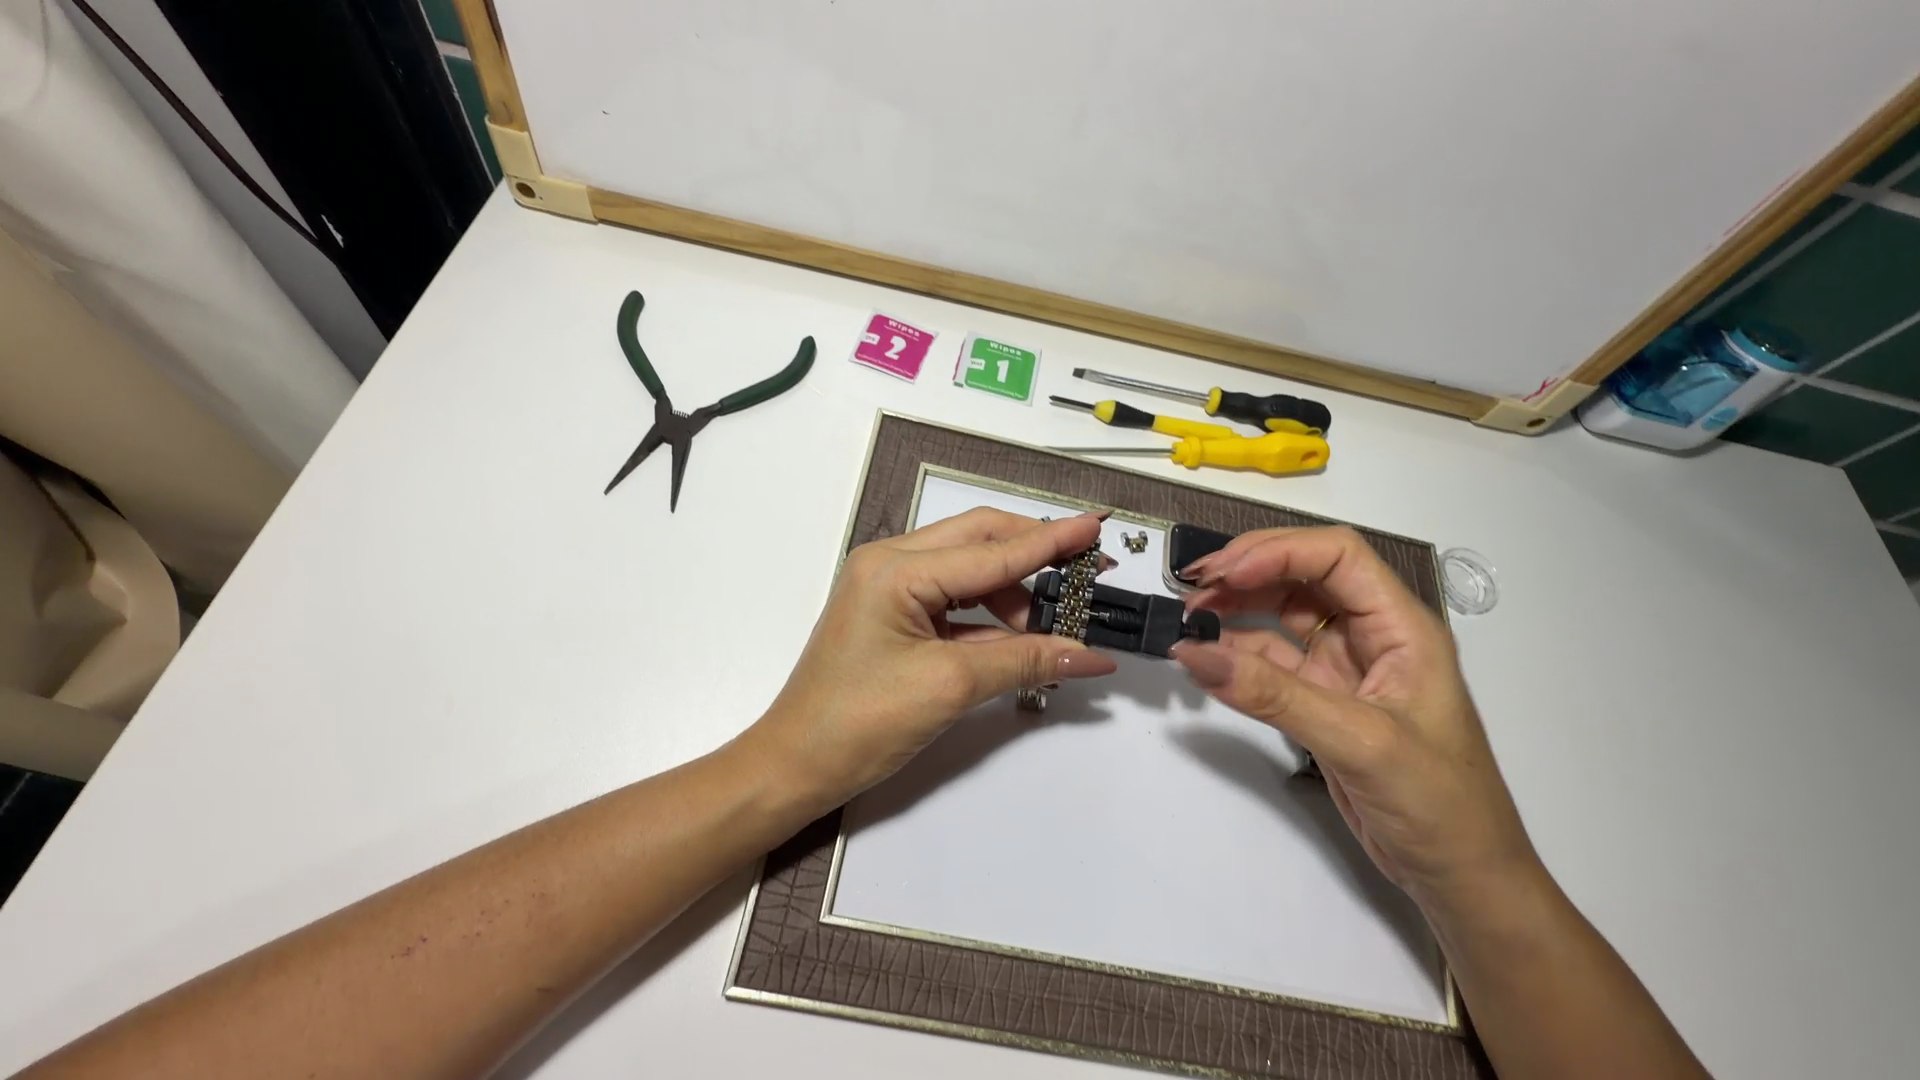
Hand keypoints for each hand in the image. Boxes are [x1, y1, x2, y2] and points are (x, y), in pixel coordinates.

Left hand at [738, 508, 1118, 811]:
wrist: (798, 765)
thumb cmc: (859, 723)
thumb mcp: (951, 686)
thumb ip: (1025, 660)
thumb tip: (1088, 655)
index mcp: (895, 569)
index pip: (991, 549)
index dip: (1050, 541)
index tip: (1096, 528)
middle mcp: (890, 564)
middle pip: (979, 542)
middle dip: (1033, 556)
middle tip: (1084, 574)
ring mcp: (889, 588)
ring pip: (969, 571)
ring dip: (1012, 594)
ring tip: (1049, 631)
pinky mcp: (893, 615)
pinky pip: (953, 601)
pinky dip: (989, 617)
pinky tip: (1020, 638)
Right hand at [1171, 527, 1537, 904]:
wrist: (1462, 876)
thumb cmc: (1438, 802)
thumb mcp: (1357, 740)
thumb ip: (1273, 695)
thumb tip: (1192, 654)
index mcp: (1401, 627)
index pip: (1337, 558)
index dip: (1278, 552)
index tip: (1223, 574)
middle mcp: (1373, 635)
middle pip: (1304, 576)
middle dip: (1249, 572)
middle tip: (1193, 587)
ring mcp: (1346, 668)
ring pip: (1283, 615)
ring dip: (1237, 608)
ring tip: (1189, 615)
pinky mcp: (1324, 700)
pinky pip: (1272, 661)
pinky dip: (1236, 654)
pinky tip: (1206, 658)